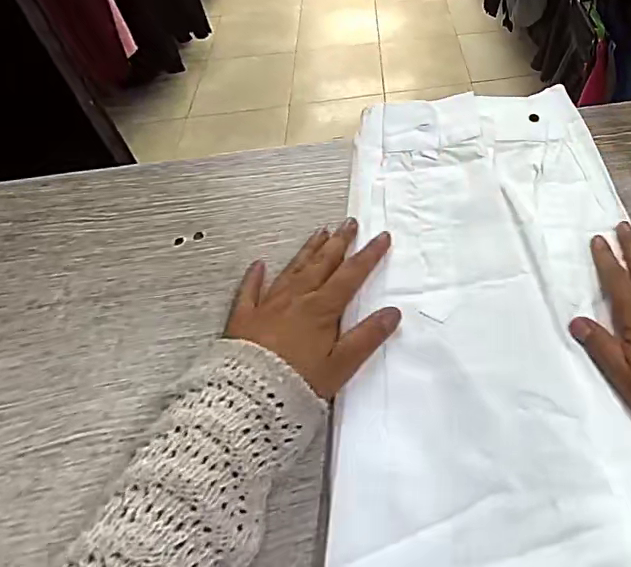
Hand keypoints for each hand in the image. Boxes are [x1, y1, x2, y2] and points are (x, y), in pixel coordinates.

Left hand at [224, 219, 401, 399]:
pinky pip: (249, 293)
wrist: (238, 405)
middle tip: (349, 224)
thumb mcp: (340, 365)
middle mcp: (295, 301)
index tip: (381, 238)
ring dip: (308, 251)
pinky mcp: (242, 323)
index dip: (369, 254)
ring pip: (292, 271)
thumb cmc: (291, 386)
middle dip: (339, 242)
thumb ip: (367, 337)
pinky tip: (258, 265)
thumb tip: (392, 313)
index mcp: (321, 309)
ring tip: (319, 233)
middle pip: (322, 264)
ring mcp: (267, 309)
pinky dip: (254, 277)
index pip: (351, 274)